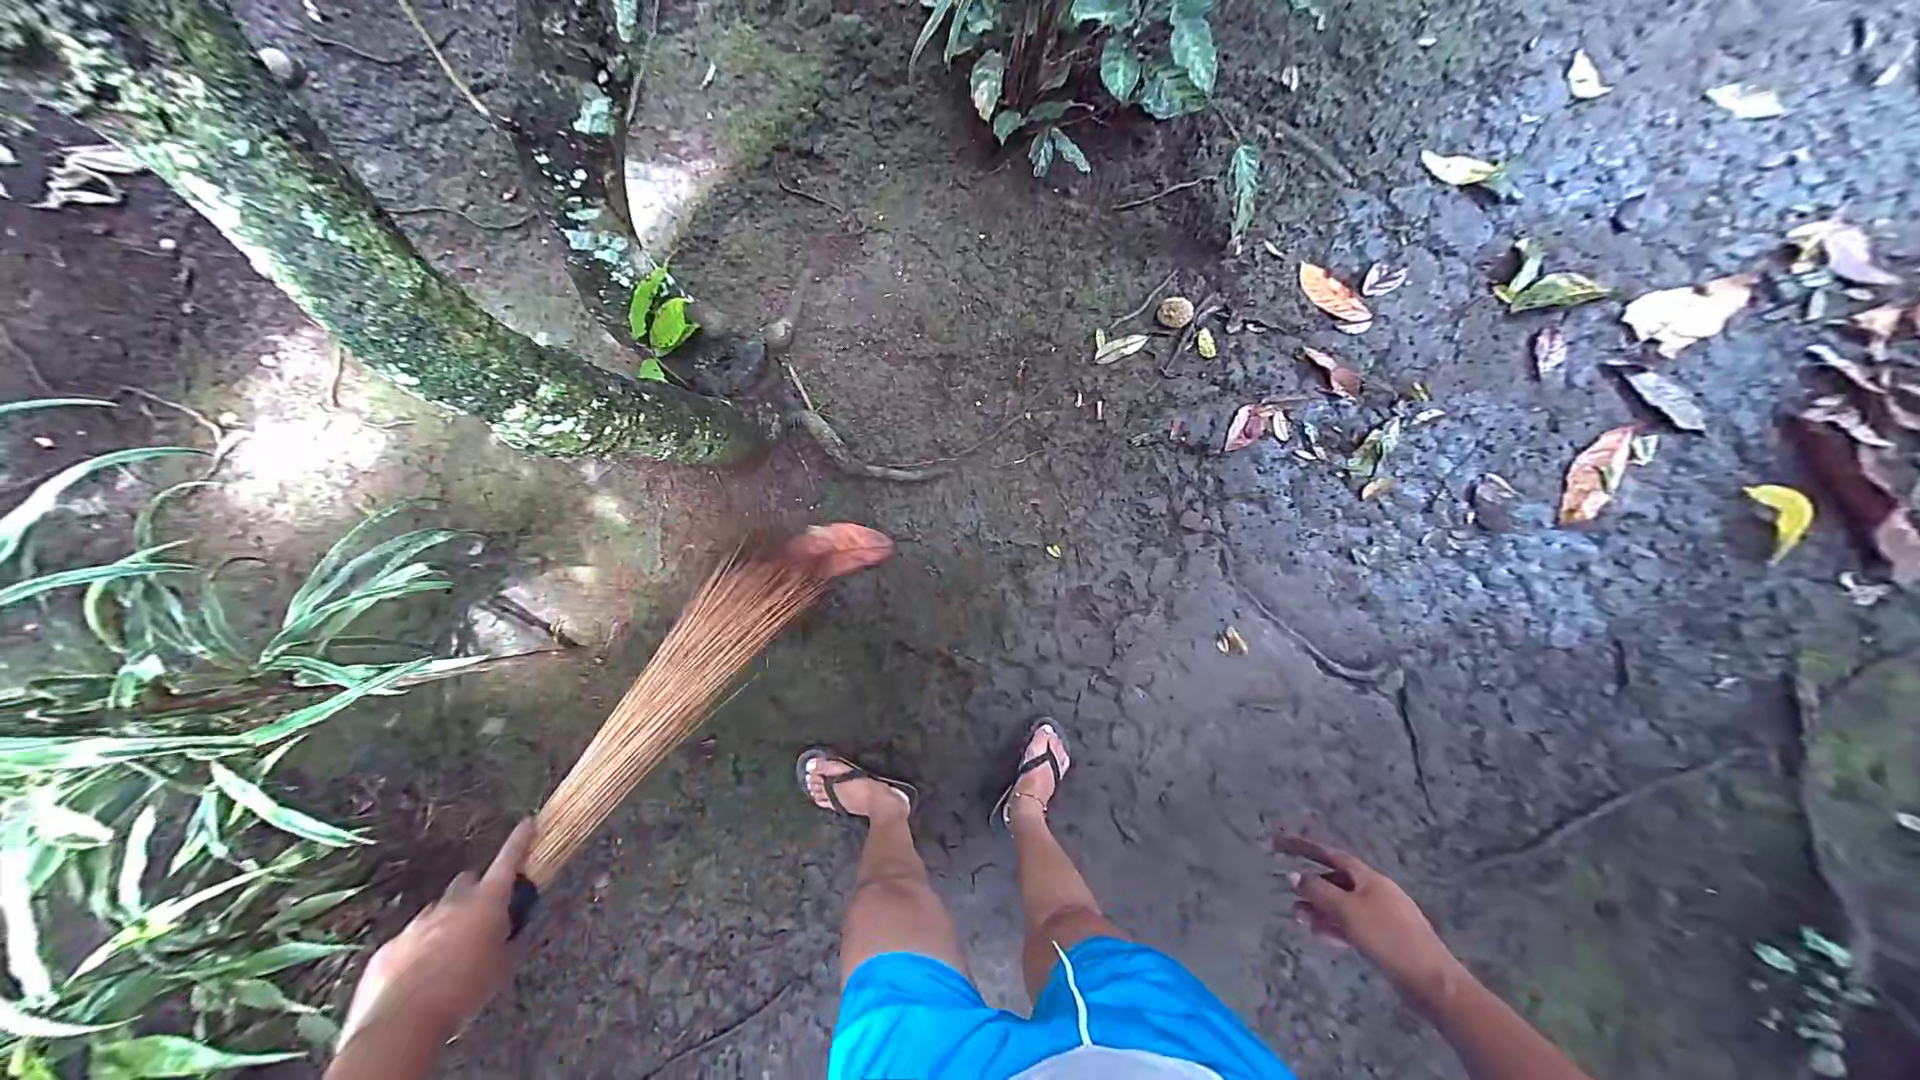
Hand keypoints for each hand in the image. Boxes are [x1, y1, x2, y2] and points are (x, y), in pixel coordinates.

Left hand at [337, 820, 534, 1048]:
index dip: (521, 840)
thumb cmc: (465, 990)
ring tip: (449, 955)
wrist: (401, 1026)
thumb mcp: (504, 964)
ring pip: (436, 912)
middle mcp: (451, 904)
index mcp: (487, 902)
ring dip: (445, 923)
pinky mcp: (388, 949)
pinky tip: (420, 976)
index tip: (527, 823)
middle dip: (476, 891)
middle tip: (482, 914)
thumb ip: (513, 938)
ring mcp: (416, 924)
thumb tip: (519, 927)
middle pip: (467, 882)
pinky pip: (408, 940)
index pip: (509, 859)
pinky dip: (418, 950)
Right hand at [1274, 834, 1459, 997]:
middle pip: (1335, 881)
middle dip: (1310, 887)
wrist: (1433, 983)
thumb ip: (1317, 890)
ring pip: (1342, 905)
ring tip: (1300, 920)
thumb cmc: (1387, 937)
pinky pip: (1352, 924)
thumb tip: (1295, 875)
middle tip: (1289, 897)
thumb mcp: (1346, 910)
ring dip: (1319, 910)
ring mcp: (1382, 916)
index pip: (1329, 853)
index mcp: (1369, 878)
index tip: (1277, 844)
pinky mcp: (1385, 939)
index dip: (1302, 847)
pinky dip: (1335, 926)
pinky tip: (1323, 937)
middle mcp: (1375, 891)